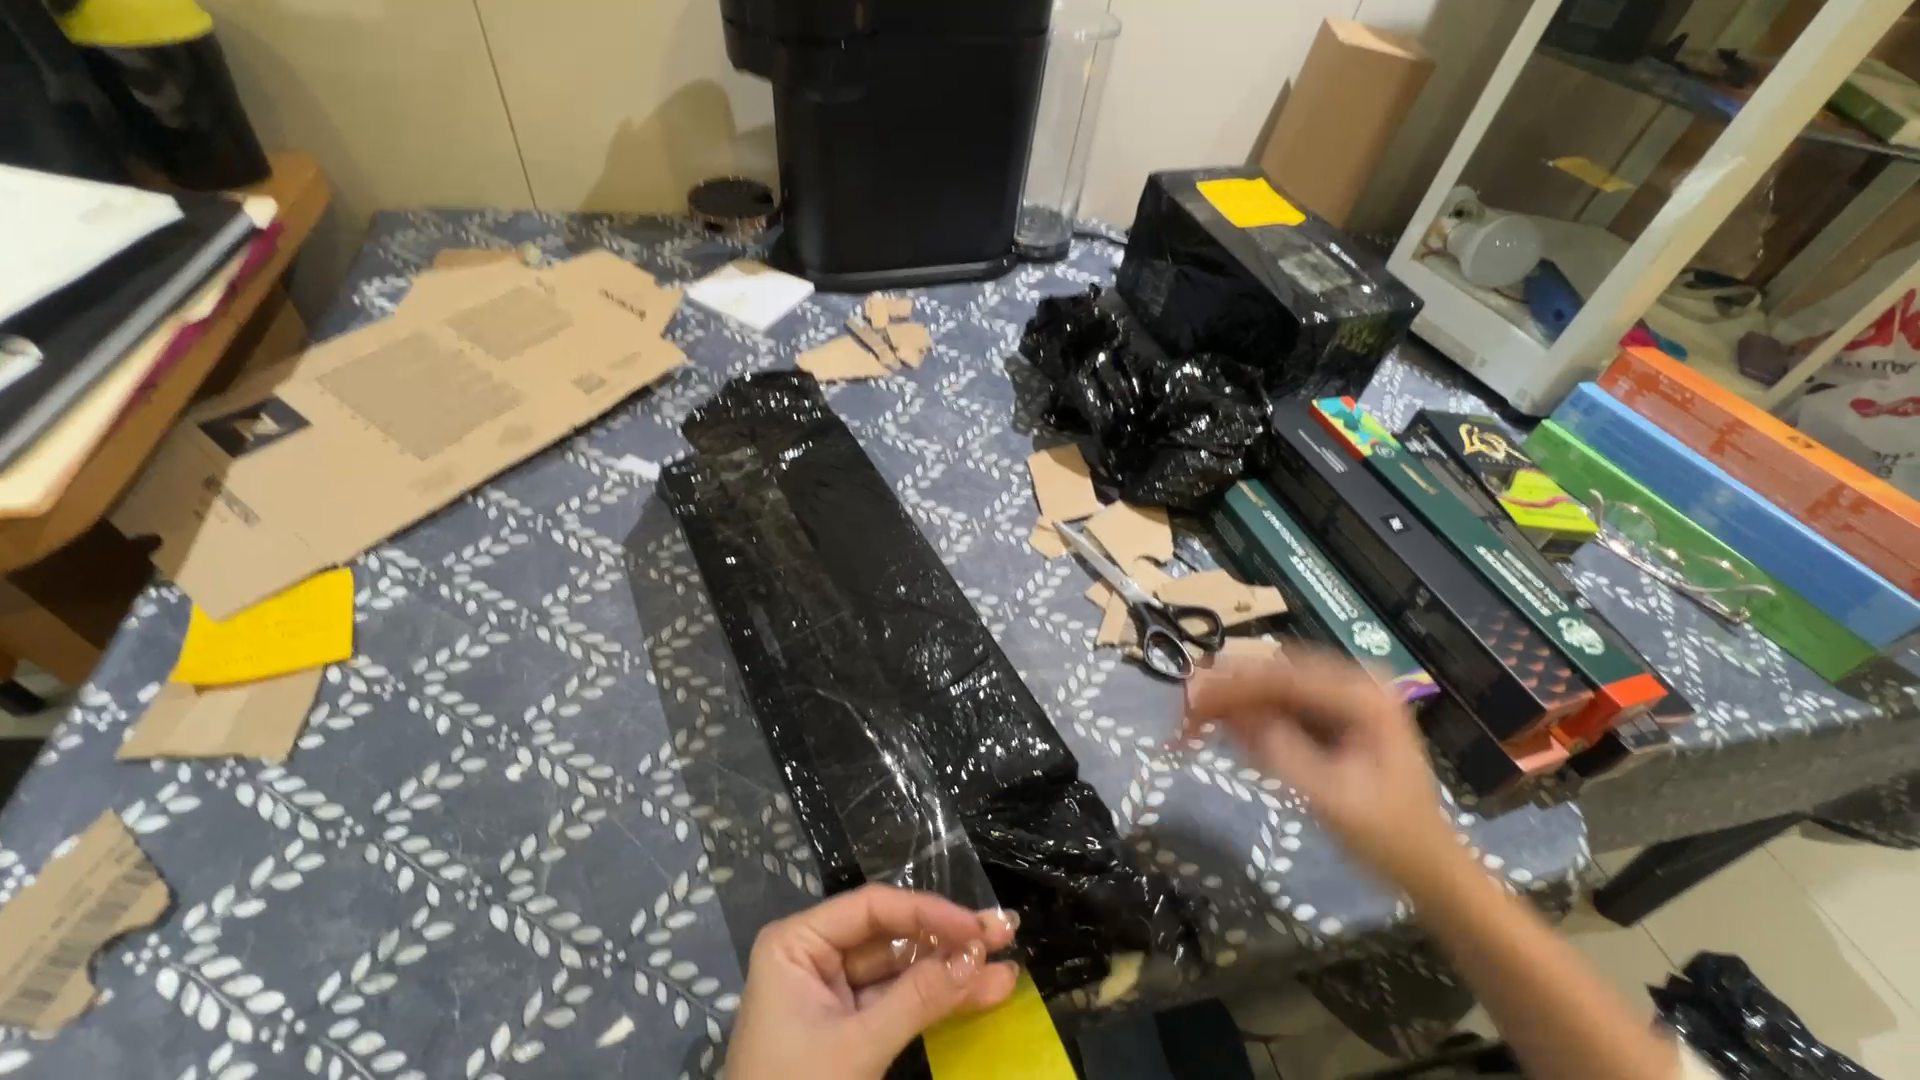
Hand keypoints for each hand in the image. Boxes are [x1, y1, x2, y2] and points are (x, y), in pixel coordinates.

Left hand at [726, 884, 1020, 1079]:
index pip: (872, 908)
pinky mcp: (849, 1025)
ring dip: (952, 971)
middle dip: (948, 939)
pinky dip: (937, 1000)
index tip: (977, 928)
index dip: (929, 912)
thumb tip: (977, 958)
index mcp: (797, 943)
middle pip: (891, 934)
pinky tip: (981, 993)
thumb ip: (917, 999)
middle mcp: (814, 955)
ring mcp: (833, 991)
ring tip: (1006, 966)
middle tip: (1004, 932)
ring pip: (901, 969)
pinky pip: (899, 1001)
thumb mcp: (856, 1047)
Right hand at [1184, 647, 1457, 887]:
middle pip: (1277, 674)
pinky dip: (1255, 718)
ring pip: (1276, 687)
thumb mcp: (1333, 800)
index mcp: (1366, 697)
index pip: (1285, 676)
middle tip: (1187, 713)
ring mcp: (1349, 700)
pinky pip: (1286, 706)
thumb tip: (1233, 718)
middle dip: (1230, 691)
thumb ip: (1284, 754)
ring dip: (1237, 704)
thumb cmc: (1389, 839)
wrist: (1430, 869)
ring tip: (1197, 722)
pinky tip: (1230, 732)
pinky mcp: (1338, 718)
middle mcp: (1357, 685)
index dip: (1233, 687)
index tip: (1192, 702)